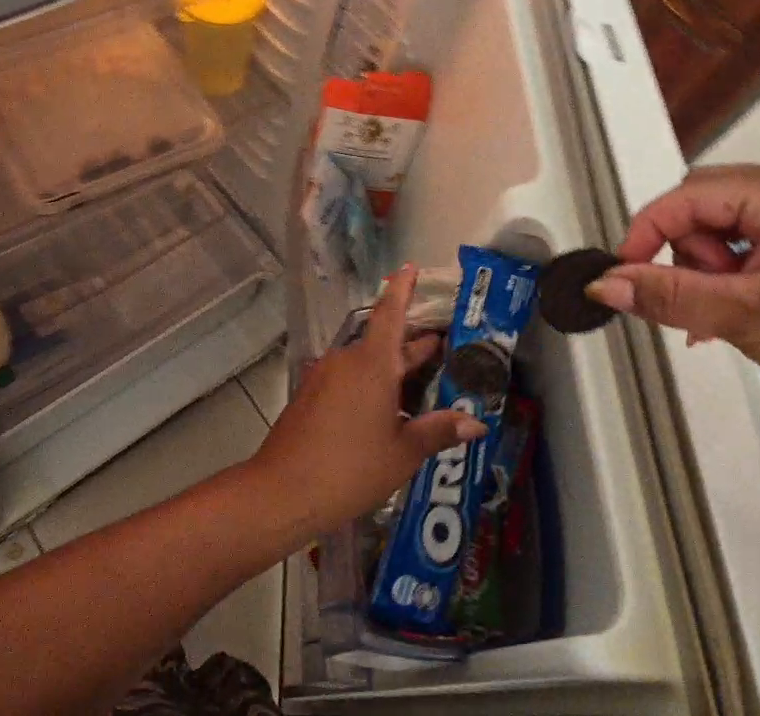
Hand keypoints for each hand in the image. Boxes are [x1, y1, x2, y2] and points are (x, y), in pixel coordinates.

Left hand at [249, 265, 487, 535]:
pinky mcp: (310, 396)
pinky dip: (370, 383)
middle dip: (412, 341)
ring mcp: (324, 378)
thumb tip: (477, 422)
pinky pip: (348, 379)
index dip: (402, 289)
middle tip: (443, 341)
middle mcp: (347, 361)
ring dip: (391, 366)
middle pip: (384, 340)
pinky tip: (385, 408)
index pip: (391, 313)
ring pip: (366, 362)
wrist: (282, 492)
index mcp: (373, 364)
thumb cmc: (350, 469)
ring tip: (420, 379)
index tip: (410, 267)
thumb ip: (439, 431)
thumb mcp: (403, 453)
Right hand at [585, 165, 759, 430]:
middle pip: (712, 207)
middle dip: (687, 256)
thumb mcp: (750, 320)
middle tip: (696, 305)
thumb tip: (600, 284)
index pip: (696, 192)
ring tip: (722, 321)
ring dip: (711, 273)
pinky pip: (759, 250)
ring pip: (731, 232)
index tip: (622, 276)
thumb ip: (670, 296)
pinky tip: (734, 318)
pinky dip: (736, 281)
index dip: (650, 229)